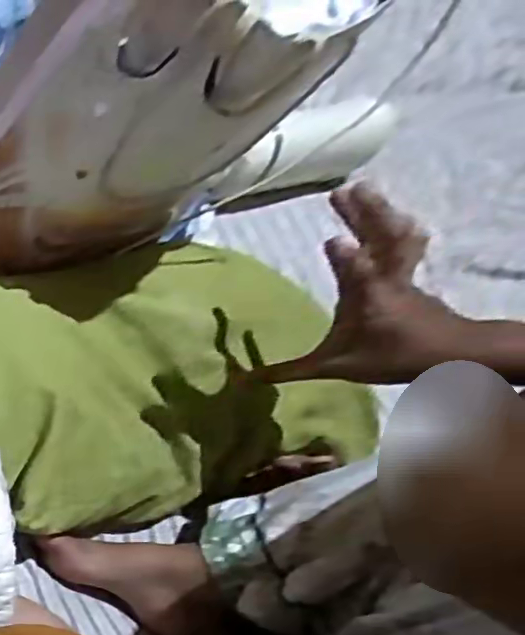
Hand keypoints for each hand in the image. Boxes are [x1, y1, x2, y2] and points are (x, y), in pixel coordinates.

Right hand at [256, 184, 472, 384]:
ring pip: (395, 234)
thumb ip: (289, 371)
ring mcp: (401, 273)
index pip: (358, 277)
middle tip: (344, 191)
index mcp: (368, 302)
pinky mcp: (406, 272)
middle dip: (366, 214)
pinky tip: (382, 213)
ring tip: (359, 190)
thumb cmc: (393, 358)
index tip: (331, 239)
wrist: (455, 351)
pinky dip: (392, 224)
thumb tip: (243, 379)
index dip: (347, 260)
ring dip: (378, 211)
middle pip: (383, 240)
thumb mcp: (335, 368)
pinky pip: (402, 241)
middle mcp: (387, 280)